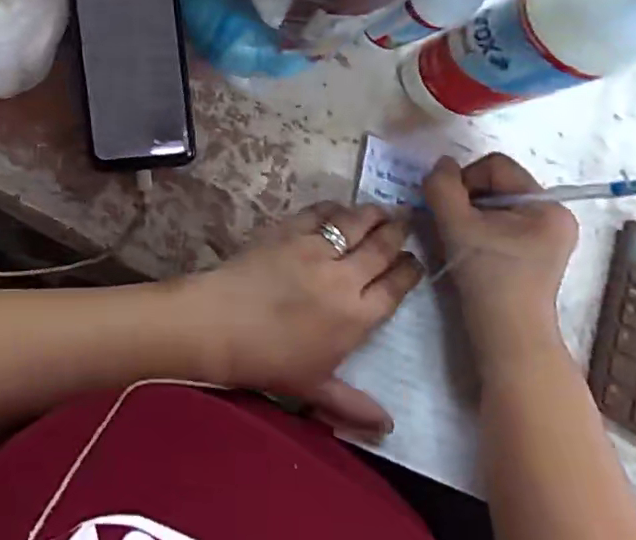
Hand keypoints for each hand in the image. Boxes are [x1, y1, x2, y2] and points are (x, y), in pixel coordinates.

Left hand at [178, 201, 423, 438]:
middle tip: (407, 223)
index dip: (409, 271)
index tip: (416, 261)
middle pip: (380, 248)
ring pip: (353, 223)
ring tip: (383, 209)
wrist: (219, 322)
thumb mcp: (313, 387)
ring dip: (372, 214)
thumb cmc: (268, 360)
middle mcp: (343, 277)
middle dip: (398, 234)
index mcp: (356, 317)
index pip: (395, 287)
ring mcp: (314, 249)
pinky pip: (318, 212)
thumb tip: (387, 427)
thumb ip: (352, 405)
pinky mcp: (287, 230)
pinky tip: (339, 207)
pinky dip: (334, 207)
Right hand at [420, 153, 578, 366]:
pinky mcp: (538, 251)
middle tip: (452, 222)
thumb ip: (442, 185)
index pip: (495, 165)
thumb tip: (442, 165)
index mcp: (546, 205)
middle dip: (468, 197)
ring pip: (496, 202)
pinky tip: (470, 246)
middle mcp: (555, 215)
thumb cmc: (487, 275)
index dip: (466, 178)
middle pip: (497, 182)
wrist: (507, 333)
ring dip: (471, 212)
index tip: (451, 207)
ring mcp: (549, 235)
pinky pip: (503, 222)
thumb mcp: (456, 223)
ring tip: (460, 236)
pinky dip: (481, 227)